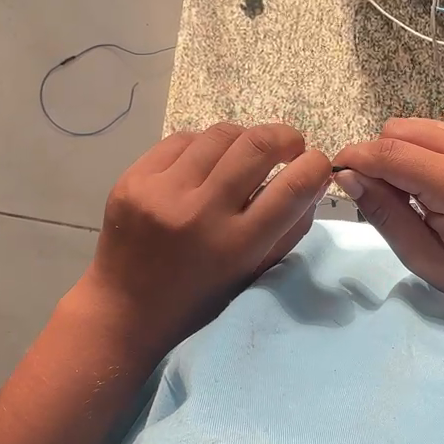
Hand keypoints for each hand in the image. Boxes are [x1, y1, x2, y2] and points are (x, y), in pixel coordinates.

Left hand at [74, 122, 330, 355]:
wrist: (126, 309)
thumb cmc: (201, 297)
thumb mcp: (255, 271)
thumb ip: (292, 227)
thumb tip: (315, 177)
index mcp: (237, 246)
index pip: (293, 187)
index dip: (316, 166)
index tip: (318, 163)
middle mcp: (200, 213)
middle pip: (257, 146)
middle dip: (285, 138)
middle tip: (291, 147)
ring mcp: (162, 192)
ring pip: (221, 134)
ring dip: (245, 139)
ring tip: (247, 155)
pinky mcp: (134, 179)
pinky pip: (183, 139)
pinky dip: (205, 146)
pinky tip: (207, 164)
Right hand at [332, 118, 443, 320]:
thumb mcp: (422, 257)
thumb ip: (384, 213)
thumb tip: (346, 177)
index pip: (389, 153)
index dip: (355, 159)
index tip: (335, 177)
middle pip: (398, 130)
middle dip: (376, 157)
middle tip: (377, 196)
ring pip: (414, 126)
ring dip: (396, 152)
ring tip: (403, 193)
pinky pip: (435, 132)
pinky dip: (418, 151)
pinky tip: (424, 184)